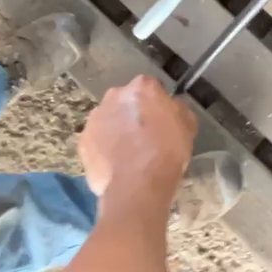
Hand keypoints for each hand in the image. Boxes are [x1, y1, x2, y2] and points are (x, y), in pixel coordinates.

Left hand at [77, 76, 197, 226]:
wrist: (138, 185)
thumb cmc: (168, 150)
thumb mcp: (188, 124)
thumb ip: (177, 108)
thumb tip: (171, 107)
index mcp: (142, 86)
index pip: (150, 87)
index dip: (156, 103)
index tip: (161, 118)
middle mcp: (115, 95)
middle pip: (125, 100)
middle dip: (132, 112)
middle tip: (143, 133)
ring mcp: (95, 119)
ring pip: (108, 119)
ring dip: (115, 128)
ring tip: (127, 151)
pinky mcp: (83, 142)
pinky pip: (96, 140)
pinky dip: (103, 148)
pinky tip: (115, 163)